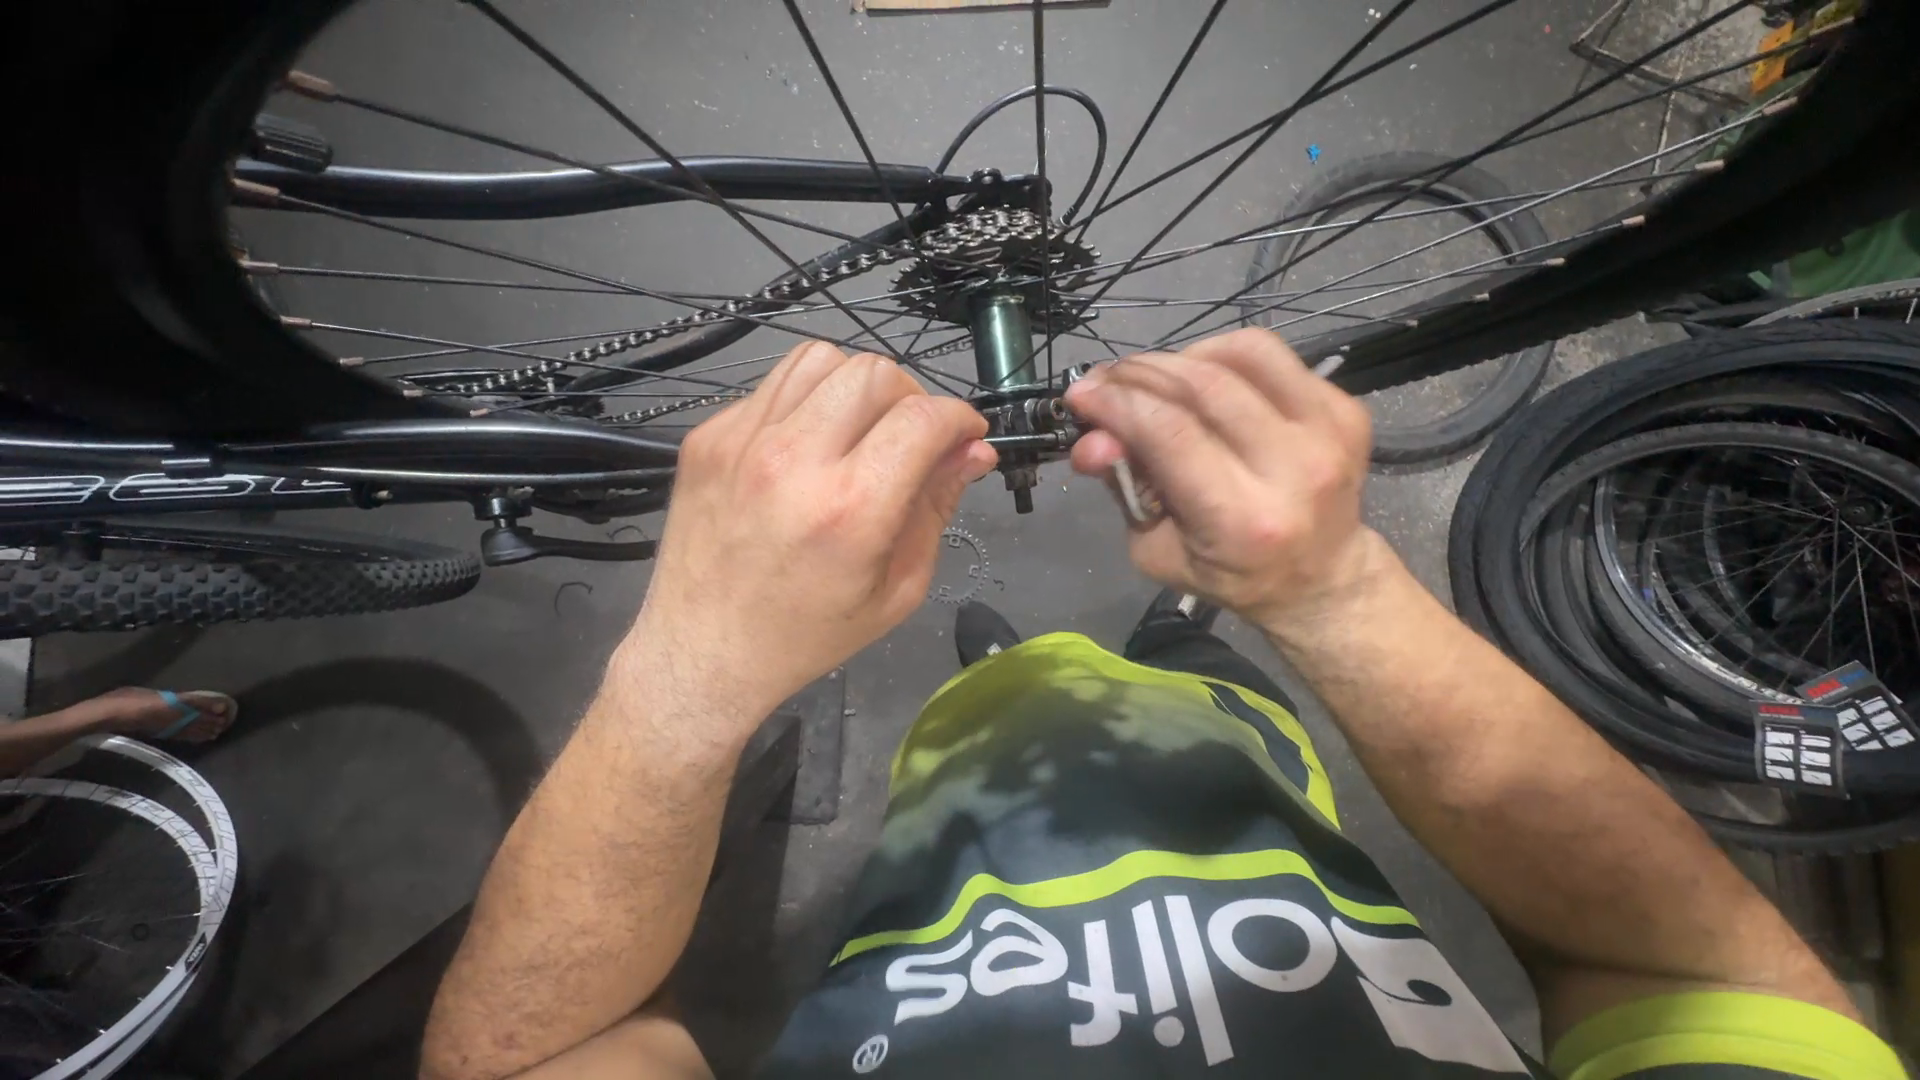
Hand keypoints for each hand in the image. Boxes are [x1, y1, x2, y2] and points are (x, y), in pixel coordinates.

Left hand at [632, 341, 996, 716]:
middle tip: (910, 439)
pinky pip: (775, 385)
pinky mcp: (709, 437)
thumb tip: (973, 450)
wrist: (704, 650)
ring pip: (821, 359)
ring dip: (857, 387)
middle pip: (873, 372)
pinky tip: (809, 446)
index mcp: (849, 510)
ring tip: (859, 432)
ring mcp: (741, 441)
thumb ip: (938, 507)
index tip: (965, 436)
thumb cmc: (809, 635)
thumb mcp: (897, 589)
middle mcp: (793, 461)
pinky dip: (809, 403)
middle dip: (911, 396)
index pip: (923, 417)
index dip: (960, 418)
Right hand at [1064, 327, 1384, 629]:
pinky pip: (1269, 355)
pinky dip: (1219, 354)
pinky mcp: (1343, 409)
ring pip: (1238, 355)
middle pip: (1201, 387)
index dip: (1117, 404)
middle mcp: (1293, 469)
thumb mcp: (1155, 549)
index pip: (1170, 433)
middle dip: (1137, 374)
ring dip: (1177, 358)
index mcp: (1242, 519)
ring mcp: (1327, 432)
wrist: (1321, 578)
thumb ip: (1122, 488)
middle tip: (1103, 381)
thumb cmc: (1230, 573)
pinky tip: (1196, 374)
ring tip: (1148, 377)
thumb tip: (1092, 438)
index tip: (1080, 395)